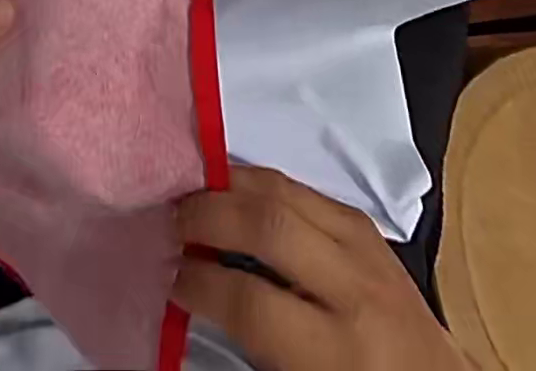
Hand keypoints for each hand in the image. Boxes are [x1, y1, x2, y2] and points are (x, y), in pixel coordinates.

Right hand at [174, 166, 473, 370]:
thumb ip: (250, 342)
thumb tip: (192, 289)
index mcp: (341, 351)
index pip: (253, 302)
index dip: (200, 284)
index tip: (171, 276)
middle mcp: (355, 287)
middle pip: (269, 225)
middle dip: (209, 215)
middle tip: (173, 220)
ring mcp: (364, 244)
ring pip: (283, 190)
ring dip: (228, 187)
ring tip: (194, 197)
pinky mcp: (363, 222)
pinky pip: (300, 186)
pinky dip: (257, 184)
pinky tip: (232, 193)